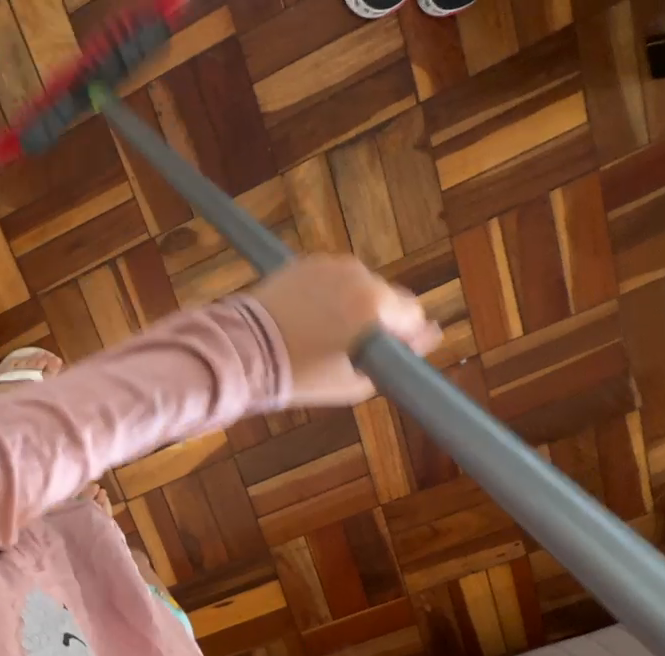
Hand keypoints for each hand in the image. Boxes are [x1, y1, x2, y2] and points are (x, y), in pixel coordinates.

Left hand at [248, 256, 442, 408]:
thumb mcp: (352, 384)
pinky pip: (331, 277)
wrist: (238, 352)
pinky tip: (307, 314)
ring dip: (351, 302)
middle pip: (386, 296)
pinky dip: (326, 292)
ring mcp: (330, 265)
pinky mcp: (304, 262)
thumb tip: (426, 339)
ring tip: (321, 330)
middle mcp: (359, 275)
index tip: (388, 352)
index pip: (413, 315)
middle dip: (377, 317)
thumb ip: (397, 363)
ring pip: (358, 284)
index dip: (405, 336)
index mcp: (375, 304)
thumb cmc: (297, 375)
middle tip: (348, 344)